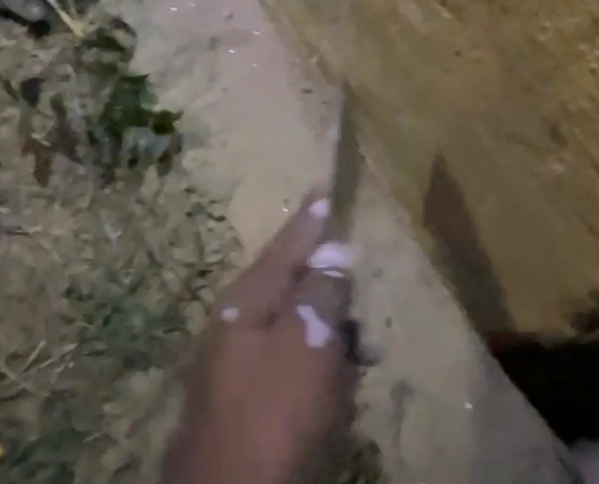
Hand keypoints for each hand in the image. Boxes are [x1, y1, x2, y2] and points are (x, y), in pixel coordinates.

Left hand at [161, 191, 356, 483]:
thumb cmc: (272, 410)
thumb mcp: (306, 341)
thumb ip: (322, 291)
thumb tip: (335, 251)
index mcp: (248, 299)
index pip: (287, 244)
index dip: (311, 219)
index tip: (324, 188)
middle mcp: (240, 324)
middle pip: (296, 289)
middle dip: (333, 299)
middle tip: (358, 313)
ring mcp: (241, 365)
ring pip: (300, 335)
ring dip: (332, 348)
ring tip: (353, 369)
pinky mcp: (251, 402)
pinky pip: (296, 374)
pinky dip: (320, 382)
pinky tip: (335, 405)